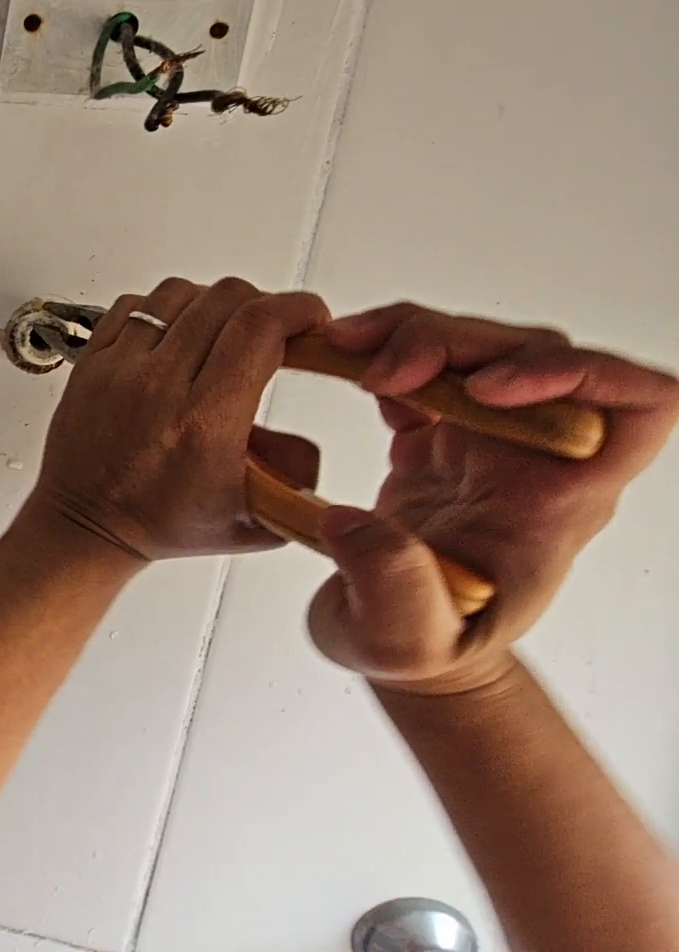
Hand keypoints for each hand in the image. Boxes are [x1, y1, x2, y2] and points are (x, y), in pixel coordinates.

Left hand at [23, 277, 330, 560]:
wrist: (85, 523)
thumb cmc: (157, 522)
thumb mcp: (255, 516)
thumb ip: (298, 469)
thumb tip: (311, 428)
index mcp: (204, 420)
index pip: (258, 326)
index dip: (297, 310)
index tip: (309, 320)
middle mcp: (157, 387)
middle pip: (222, 299)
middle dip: (261, 304)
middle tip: (269, 328)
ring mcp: (116, 372)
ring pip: (174, 295)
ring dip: (208, 303)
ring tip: (218, 330)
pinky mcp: (88, 366)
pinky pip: (128, 307)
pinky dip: (158, 309)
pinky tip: (171, 334)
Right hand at [307, 304, 678, 695]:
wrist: (391, 637)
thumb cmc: (411, 645)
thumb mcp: (396, 636)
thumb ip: (388, 583)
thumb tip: (352, 521)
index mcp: (553, 503)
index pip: (637, 410)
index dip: (578, 375)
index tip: (485, 387)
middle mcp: (531, 463)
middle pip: (537, 358)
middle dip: (457, 343)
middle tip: (377, 368)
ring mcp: (483, 448)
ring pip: (479, 353)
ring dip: (415, 335)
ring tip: (343, 345)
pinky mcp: (433, 442)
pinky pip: (427, 372)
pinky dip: (385, 352)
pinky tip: (346, 363)